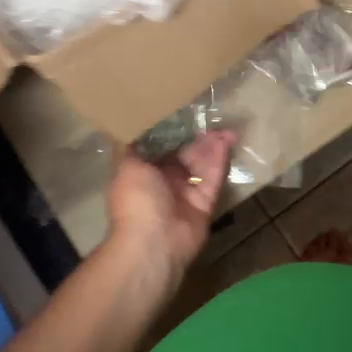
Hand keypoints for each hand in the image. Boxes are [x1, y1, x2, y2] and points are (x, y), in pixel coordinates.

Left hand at [100, 130, 233, 291]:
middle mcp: (163, 181)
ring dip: (211, 144)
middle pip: (183, 153)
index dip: (170, 129)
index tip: (181, 108)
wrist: (154, 243)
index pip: (158, 146)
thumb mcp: (125, 167)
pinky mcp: (205, 201)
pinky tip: (226, 140)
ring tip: (224, 125)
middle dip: (195, 136)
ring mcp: (186, 192)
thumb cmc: (135, 201)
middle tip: (209, 115)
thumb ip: (130, 145)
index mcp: (142, 173)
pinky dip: (219, 159)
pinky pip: (213, 177)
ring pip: (201, 163)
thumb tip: (127, 122)